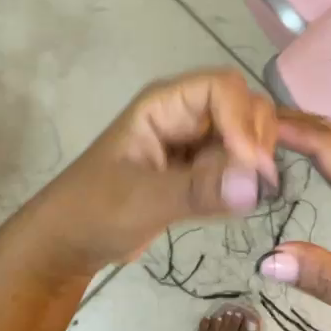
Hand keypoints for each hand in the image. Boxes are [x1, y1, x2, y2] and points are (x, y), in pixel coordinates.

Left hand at [20, 69, 279, 275]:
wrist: (70, 242)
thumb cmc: (95, 211)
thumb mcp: (143, 201)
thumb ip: (198, 191)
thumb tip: (255, 183)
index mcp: (164, 104)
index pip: (222, 88)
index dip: (243, 120)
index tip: (253, 167)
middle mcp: (183, 113)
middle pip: (241, 103)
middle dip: (257, 136)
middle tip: (259, 182)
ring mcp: (192, 140)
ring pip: (244, 131)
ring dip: (256, 157)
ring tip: (251, 193)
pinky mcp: (198, 168)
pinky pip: (236, 160)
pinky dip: (247, 176)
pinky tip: (242, 200)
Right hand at [258, 110, 330, 330]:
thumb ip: (327, 279)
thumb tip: (267, 256)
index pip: (327, 145)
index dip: (287, 128)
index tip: (245, 121)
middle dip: (291, 119)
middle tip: (243, 119)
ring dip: (307, 128)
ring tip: (266, 131)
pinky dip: (323, 144)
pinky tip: (311, 157)